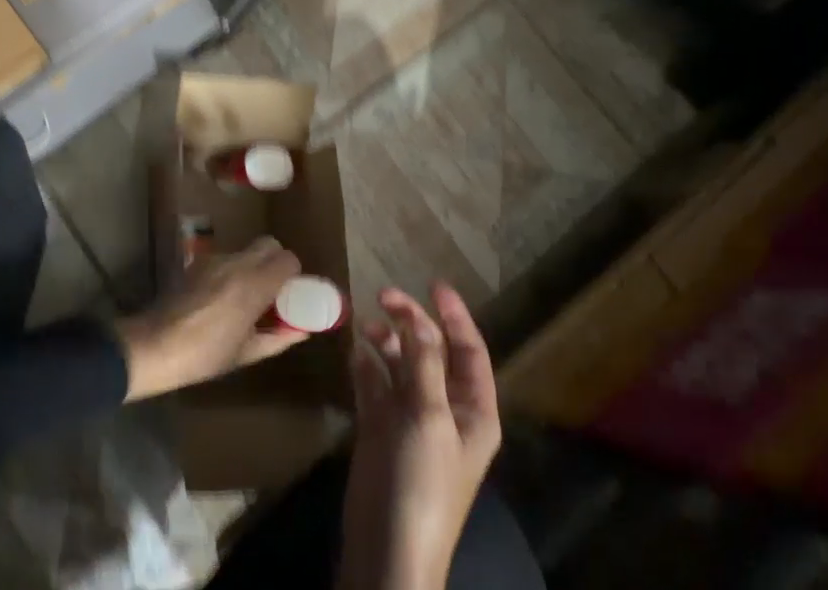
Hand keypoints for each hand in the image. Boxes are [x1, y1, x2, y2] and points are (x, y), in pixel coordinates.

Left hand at [114, 237, 307, 400]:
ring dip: (252, 266)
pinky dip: (231, 270)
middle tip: (273, 290)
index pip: (287, 259)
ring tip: (245, 296)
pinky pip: (224, 259)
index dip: (293, 273)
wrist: (155, 345)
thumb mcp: (247, 352)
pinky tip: (222, 297)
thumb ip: (278, 338)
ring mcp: (212, 260)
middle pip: (268, 244)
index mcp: (253, 285)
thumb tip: (301, 331)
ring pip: (244, 251)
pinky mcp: (194, 263)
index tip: (291, 293)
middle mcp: (235, 264)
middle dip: (276, 262)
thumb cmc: (205, 355)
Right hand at [338, 283, 500, 589]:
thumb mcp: (430, 418)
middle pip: (432, 354)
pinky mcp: (379, 430)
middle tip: (383, 295)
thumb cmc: (422, 481)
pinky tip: (354, 352)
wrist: (389, 543)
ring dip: (387, 343)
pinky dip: (366, 367)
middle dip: (413, 323)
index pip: (469, 351)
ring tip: (366, 323)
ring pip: (401, 367)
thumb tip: (417, 318)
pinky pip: (375, 388)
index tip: (432, 284)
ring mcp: (410, 420)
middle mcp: (444, 409)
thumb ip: (424, 364)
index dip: (453, 317)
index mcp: (473, 410)